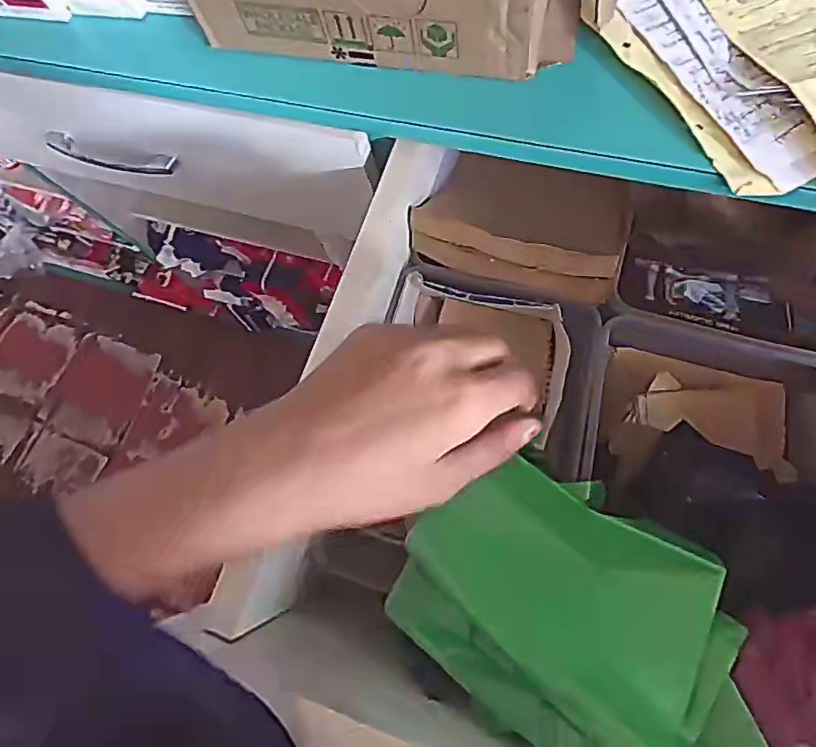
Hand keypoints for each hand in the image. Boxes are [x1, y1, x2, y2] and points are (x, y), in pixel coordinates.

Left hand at [61, 325, 539, 600]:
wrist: (286, 460)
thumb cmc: (367, 486)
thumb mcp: (439, 483)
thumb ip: (493, 450)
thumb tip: (529, 425)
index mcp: (465, 396)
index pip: (521, 377)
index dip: (525, 396)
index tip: (513, 414)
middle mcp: (443, 353)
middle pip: (496, 343)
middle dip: (499, 369)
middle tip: (479, 403)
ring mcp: (407, 335)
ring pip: (458, 333)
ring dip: (465, 356)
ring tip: (437, 393)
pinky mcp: (376, 329)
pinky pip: (419, 333)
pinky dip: (427, 352)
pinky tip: (398, 384)